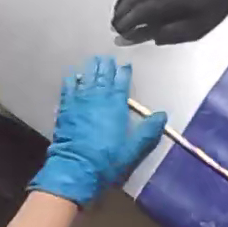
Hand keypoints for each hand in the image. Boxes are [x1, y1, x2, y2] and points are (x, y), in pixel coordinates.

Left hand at [29, 55, 167, 204]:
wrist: (76, 168)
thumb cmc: (108, 160)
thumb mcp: (134, 149)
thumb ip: (149, 131)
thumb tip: (162, 115)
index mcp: (116, 105)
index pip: (121, 83)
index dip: (124, 72)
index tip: (125, 65)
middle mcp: (98, 98)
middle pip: (102, 76)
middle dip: (106, 66)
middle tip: (107, 58)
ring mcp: (79, 102)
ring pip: (86, 78)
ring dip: (90, 69)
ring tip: (93, 60)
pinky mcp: (65, 109)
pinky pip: (67, 89)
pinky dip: (70, 80)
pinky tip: (71, 75)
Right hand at [111, 0, 227, 45]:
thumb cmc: (215, 6)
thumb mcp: (197, 28)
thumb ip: (172, 34)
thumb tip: (151, 38)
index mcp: (167, 4)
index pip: (138, 14)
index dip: (126, 24)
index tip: (118, 34)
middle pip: (132, 0)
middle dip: (120, 14)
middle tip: (115, 26)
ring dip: (123, 0)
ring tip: (118, 12)